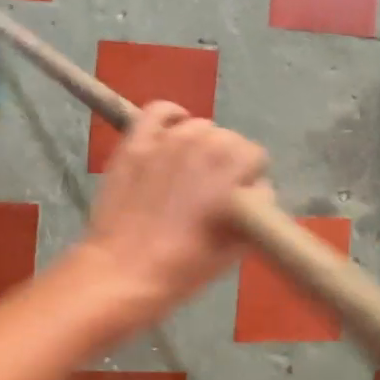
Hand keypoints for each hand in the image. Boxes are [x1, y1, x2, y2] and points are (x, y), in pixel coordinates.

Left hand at [78, 102, 270, 322]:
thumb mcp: (235, 247)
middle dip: (226, 161)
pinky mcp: (136, 142)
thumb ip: (256, 210)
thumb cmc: (183, 267)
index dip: (249, 177)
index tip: (240, 196)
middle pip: (228, 139)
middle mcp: (202, 146)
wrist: (123, 269)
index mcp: (231, 171)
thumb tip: (256, 189)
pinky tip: (172, 130)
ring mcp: (166, 141)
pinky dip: (170, 115)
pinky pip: (158, 110)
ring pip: (197, 126)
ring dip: (200, 144)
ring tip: (189, 169)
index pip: (255, 155)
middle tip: (213, 189)